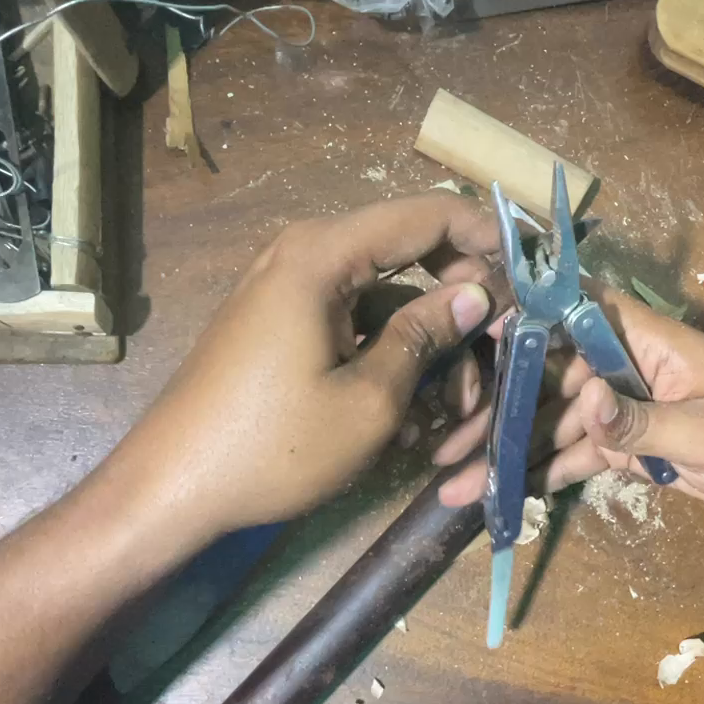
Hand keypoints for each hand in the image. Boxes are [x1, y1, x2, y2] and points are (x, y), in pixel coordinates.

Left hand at [96, 192, 498, 556]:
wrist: (175, 488)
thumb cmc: (276, 446)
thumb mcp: (369, 399)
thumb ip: (425, 335)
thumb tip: (477, 295)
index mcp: (323, 255)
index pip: (425, 216)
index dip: (485, 237)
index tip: (529, 275)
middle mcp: (306, 256)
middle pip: (409, 255)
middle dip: (459, 303)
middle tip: (496, 352)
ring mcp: (291, 293)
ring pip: (386, 301)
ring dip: (427, 346)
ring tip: (452, 409)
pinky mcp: (284, 328)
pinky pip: (354, 326)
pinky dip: (388, 360)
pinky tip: (408, 416)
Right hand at [434, 288, 703, 510]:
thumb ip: (641, 419)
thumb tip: (585, 400)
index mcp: (650, 344)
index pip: (584, 314)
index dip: (532, 316)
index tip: (478, 331)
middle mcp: (626, 370)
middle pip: (551, 380)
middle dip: (501, 412)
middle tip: (448, 444)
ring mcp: (622, 410)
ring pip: (556, 425)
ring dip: (511, 453)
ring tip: (459, 483)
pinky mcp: (624, 447)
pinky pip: (578, 457)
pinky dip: (545, 474)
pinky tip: (503, 494)